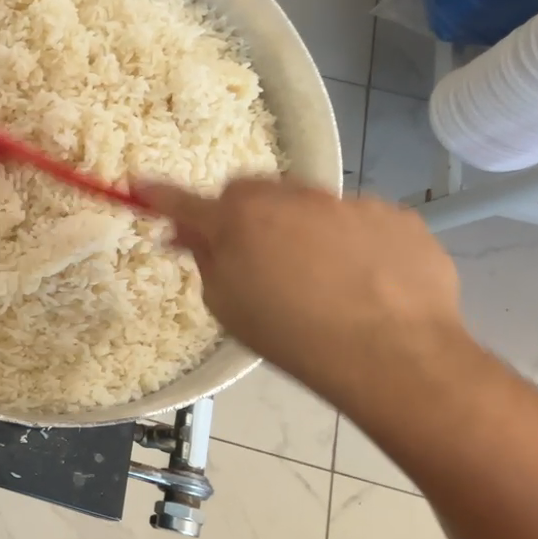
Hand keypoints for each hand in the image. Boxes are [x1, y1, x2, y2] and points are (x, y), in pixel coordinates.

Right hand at [137, 178, 468, 401]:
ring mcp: (349, 204)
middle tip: (245, 249)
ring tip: (313, 273)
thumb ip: (206, 258)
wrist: (393, 353)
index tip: (139, 185)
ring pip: (306, 204)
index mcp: (238, 220)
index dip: (159, 195)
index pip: (184, 202)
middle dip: (240, 212)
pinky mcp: (397, 218)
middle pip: (250, 190)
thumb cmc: (289, 334)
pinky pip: (357, 220)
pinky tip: (356, 278)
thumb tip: (191, 233)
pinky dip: (347, 240)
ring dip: (296, 226)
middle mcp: (291, 199)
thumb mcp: (225, 302)